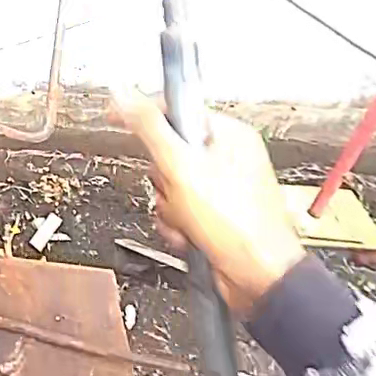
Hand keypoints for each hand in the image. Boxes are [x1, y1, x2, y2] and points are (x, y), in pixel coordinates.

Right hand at [112, 87, 305, 315]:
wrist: (258, 280)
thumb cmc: (238, 224)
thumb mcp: (182, 166)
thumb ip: (150, 128)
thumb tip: (125, 95)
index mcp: (228, 133)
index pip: (174, 110)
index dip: (144, 116)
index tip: (116, 116)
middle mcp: (226, 157)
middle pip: (167, 152)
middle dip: (164, 179)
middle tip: (177, 189)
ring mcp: (220, 187)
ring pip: (169, 184)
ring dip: (170, 206)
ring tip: (188, 218)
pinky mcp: (214, 214)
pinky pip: (178, 209)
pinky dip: (177, 224)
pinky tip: (190, 235)